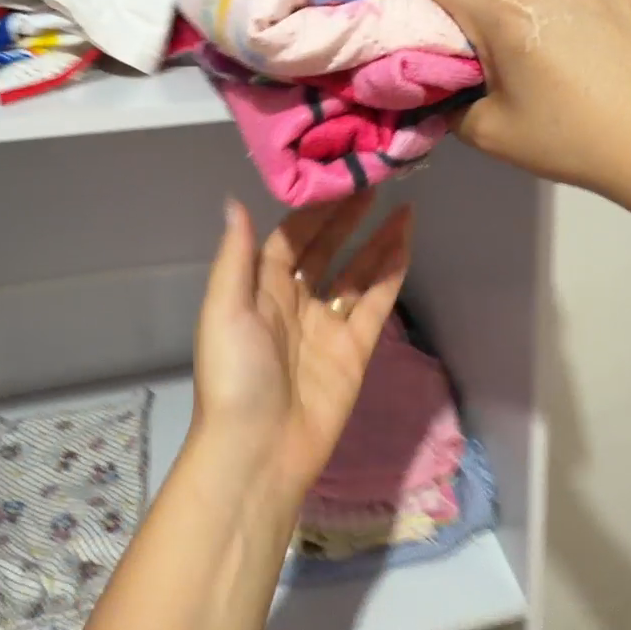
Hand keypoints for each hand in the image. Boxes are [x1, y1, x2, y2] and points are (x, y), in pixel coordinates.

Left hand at [191, 193, 412, 493]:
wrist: (258, 451)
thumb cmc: (235, 374)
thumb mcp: (224, 309)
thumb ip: (236, 255)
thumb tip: (235, 200)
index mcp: (260, 289)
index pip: (290, 237)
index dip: (314, 210)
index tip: (337, 179)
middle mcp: (295, 301)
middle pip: (326, 249)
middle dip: (348, 218)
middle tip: (374, 183)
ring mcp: (328, 325)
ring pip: (357, 272)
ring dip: (377, 241)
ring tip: (403, 208)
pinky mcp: (355, 349)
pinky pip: (376, 302)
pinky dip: (391, 272)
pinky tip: (406, 243)